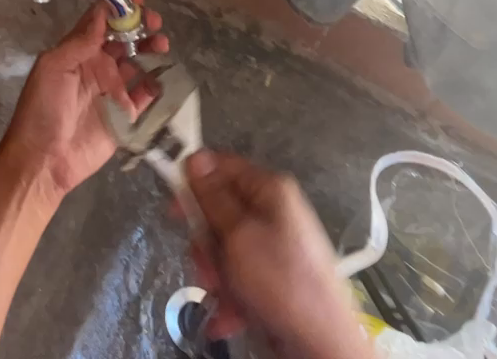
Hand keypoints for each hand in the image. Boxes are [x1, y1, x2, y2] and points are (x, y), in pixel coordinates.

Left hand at [0, 0, 168, 201]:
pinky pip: (146, 96)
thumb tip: (102, 12)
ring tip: (161, 42)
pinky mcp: (126, 117)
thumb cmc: (42, 110)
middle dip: (139, 26)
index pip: (99, 23)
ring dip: (151, 49)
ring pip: (138, 63)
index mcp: (76, 53)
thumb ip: (79, 41)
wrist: (45, 160)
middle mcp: (97, 68)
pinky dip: (158, 83)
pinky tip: (165, 74)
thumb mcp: (53, 68)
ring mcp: (113, 91)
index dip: (116, 8)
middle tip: (154, 20)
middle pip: (123, 40)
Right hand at [184, 152, 369, 358]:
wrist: (322, 345)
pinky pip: (237, 274)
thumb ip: (213, 198)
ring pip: (223, 247)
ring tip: (225, 295)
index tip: (174, 206)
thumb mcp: (239, 235)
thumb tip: (195, 157)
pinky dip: (230, 295)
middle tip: (207, 263)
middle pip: (218, 211)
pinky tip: (228, 316)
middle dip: (207, 242)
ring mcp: (272, 246)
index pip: (221, 167)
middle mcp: (272, 212)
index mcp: (269, 191)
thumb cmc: (280, 282)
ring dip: (216, 273)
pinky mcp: (271, 277)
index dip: (194, 181)